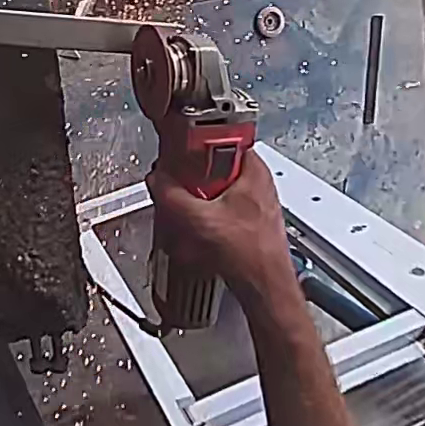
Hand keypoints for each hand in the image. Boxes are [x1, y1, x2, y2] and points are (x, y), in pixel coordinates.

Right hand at [146, 150, 298, 307]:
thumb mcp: (200, 220)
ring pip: (218, 186)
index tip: (181, 148)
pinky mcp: (250, 218)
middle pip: (216, 164)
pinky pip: (222, 204)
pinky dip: (208, 211)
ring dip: (199, 196)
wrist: (266, 288)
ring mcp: (255, 200)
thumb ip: (172, 196)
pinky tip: (199, 227)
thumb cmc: (252, 256)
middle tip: (178, 183)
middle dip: (194, 175)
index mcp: (253, 170)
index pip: (223, 137)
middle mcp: (258, 181)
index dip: (198, 142)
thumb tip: (158, 181)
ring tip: (187, 208)